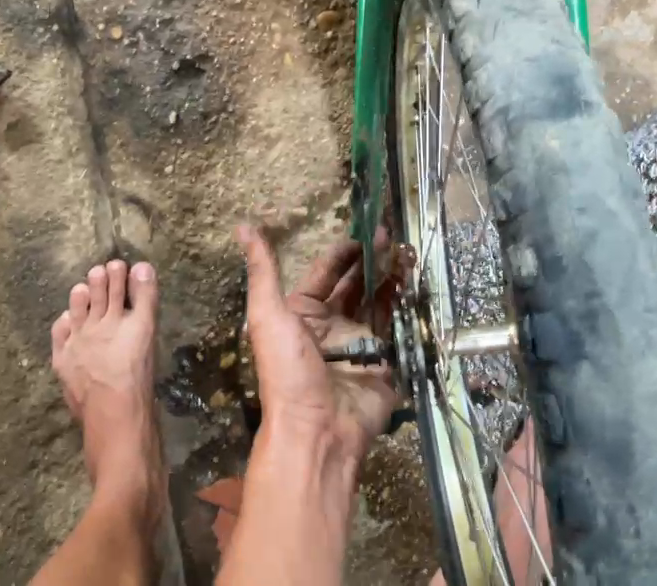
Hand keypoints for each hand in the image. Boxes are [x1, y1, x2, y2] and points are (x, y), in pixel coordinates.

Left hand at [238, 223, 399, 458]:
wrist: (318, 430)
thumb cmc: (287, 369)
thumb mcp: (268, 314)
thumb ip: (262, 269)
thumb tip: (243, 226)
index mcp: (302, 313)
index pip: (325, 272)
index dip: (344, 252)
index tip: (364, 231)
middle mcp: (331, 325)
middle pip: (355, 284)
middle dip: (371, 259)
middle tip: (392, 236)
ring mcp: (359, 342)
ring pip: (378, 300)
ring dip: (390, 276)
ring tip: (406, 252)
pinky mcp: (383, 361)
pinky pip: (395, 326)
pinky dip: (404, 304)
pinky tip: (414, 283)